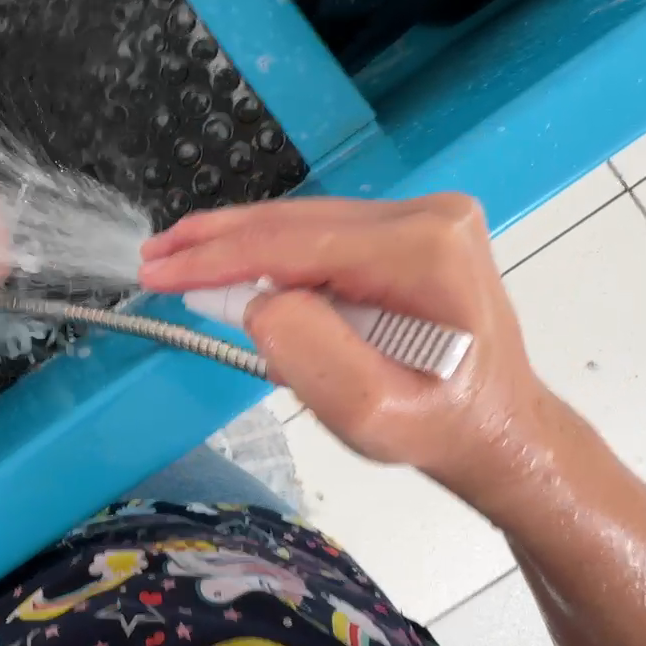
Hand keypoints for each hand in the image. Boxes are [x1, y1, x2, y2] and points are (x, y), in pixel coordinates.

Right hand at [139, 194, 562, 492]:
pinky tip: (227, 264)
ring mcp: (419, 219)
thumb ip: (310, 351)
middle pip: (289, 222)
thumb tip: (257, 300)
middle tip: (151, 257)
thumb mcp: (370, 413)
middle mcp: (425, 216)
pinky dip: (262, 252)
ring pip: (297, 224)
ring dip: (231, 243)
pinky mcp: (406, 232)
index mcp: (421, 250)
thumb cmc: (433, 428)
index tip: (154, 272)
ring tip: (175, 258)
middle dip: (211, 240)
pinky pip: (314, 235)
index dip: (211, 258)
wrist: (493, 427)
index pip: (288, 245)